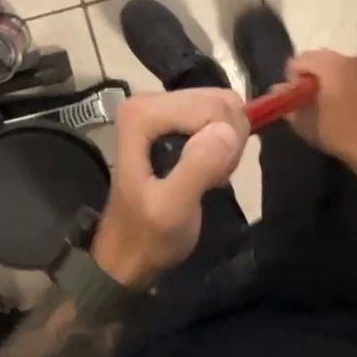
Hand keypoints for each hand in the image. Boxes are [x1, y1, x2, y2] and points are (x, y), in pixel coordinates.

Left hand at [90, 88, 249, 290]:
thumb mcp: (174, 210)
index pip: (212, 106)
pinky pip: (215, 114)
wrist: (128, 256)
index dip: (226, 142)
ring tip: (210, 175)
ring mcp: (159, 106)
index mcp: (142, 114)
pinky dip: (222, 142)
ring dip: (227, 143)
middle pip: (218, 100)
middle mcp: (147, 100)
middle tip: (214, 177)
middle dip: (228, 140)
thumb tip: (226, 130)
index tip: (216, 178)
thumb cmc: (148, 236)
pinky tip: (209, 168)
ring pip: (221, 106)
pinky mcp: (171, 117)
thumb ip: (198, 167)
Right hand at [282, 51, 356, 161]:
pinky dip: (326, 75)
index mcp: (328, 66)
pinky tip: (326, 94)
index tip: (295, 98)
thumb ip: (285, 99)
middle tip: (302, 95)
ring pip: (322, 60)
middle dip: (302, 73)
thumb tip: (276, 88)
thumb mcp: (301, 118)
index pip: (297, 62)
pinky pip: (335, 66)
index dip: (291, 79)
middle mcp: (342, 59)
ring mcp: (353, 66)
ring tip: (313, 96)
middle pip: (310, 57)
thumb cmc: (333, 130)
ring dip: (313, 74)